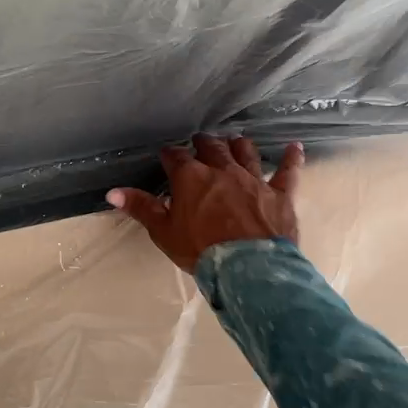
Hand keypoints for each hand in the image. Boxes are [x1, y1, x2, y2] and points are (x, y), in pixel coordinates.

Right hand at [107, 135, 304, 271]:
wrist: (248, 267)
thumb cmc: (199, 249)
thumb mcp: (163, 231)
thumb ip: (140, 208)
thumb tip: (112, 192)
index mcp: (190, 177)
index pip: (175, 157)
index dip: (169, 155)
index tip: (166, 156)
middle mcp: (222, 170)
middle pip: (211, 148)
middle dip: (203, 143)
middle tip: (199, 142)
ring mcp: (253, 179)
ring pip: (245, 153)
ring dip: (238, 145)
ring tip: (234, 141)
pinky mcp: (280, 193)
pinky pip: (288, 171)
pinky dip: (292, 159)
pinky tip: (295, 148)